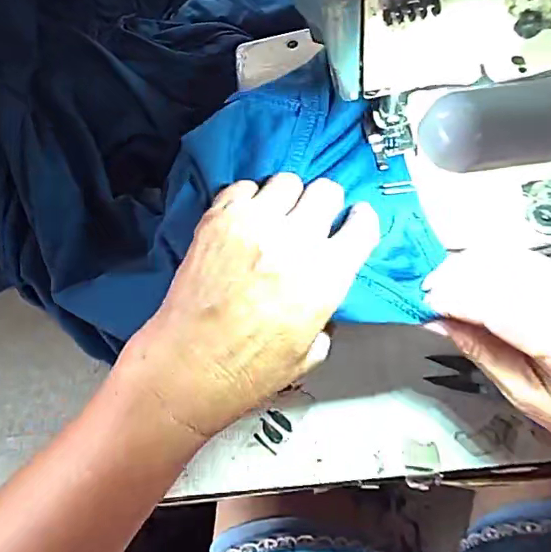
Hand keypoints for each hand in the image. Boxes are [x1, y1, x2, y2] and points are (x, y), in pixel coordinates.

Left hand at [112, 174, 381, 441]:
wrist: (188, 365)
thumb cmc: (248, 370)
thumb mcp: (308, 353)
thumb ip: (324, 316)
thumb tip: (321, 298)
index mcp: (326, 275)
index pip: (362, 224)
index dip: (359, 220)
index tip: (352, 221)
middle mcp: (295, 240)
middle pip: (326, 191)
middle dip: (323, 202)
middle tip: (312, 217)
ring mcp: (254, 223)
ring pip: (286, 181)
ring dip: (286, 197)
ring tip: (276, 215)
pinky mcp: (218, 218)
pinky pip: (243, 187)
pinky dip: (248, 198)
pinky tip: (245, 217)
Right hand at [423, 248, 550, 496]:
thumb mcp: (530, 400)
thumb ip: (484, 352)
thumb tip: (439, 321)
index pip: (502, 308)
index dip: (458, 298)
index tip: (425, 300)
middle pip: (506, 273)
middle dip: (459, 277)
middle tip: (428, 291)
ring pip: (513, 259)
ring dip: (472, 267)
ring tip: (444, 286)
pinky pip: (526, 262)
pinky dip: (493, 267)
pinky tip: (474, 281)